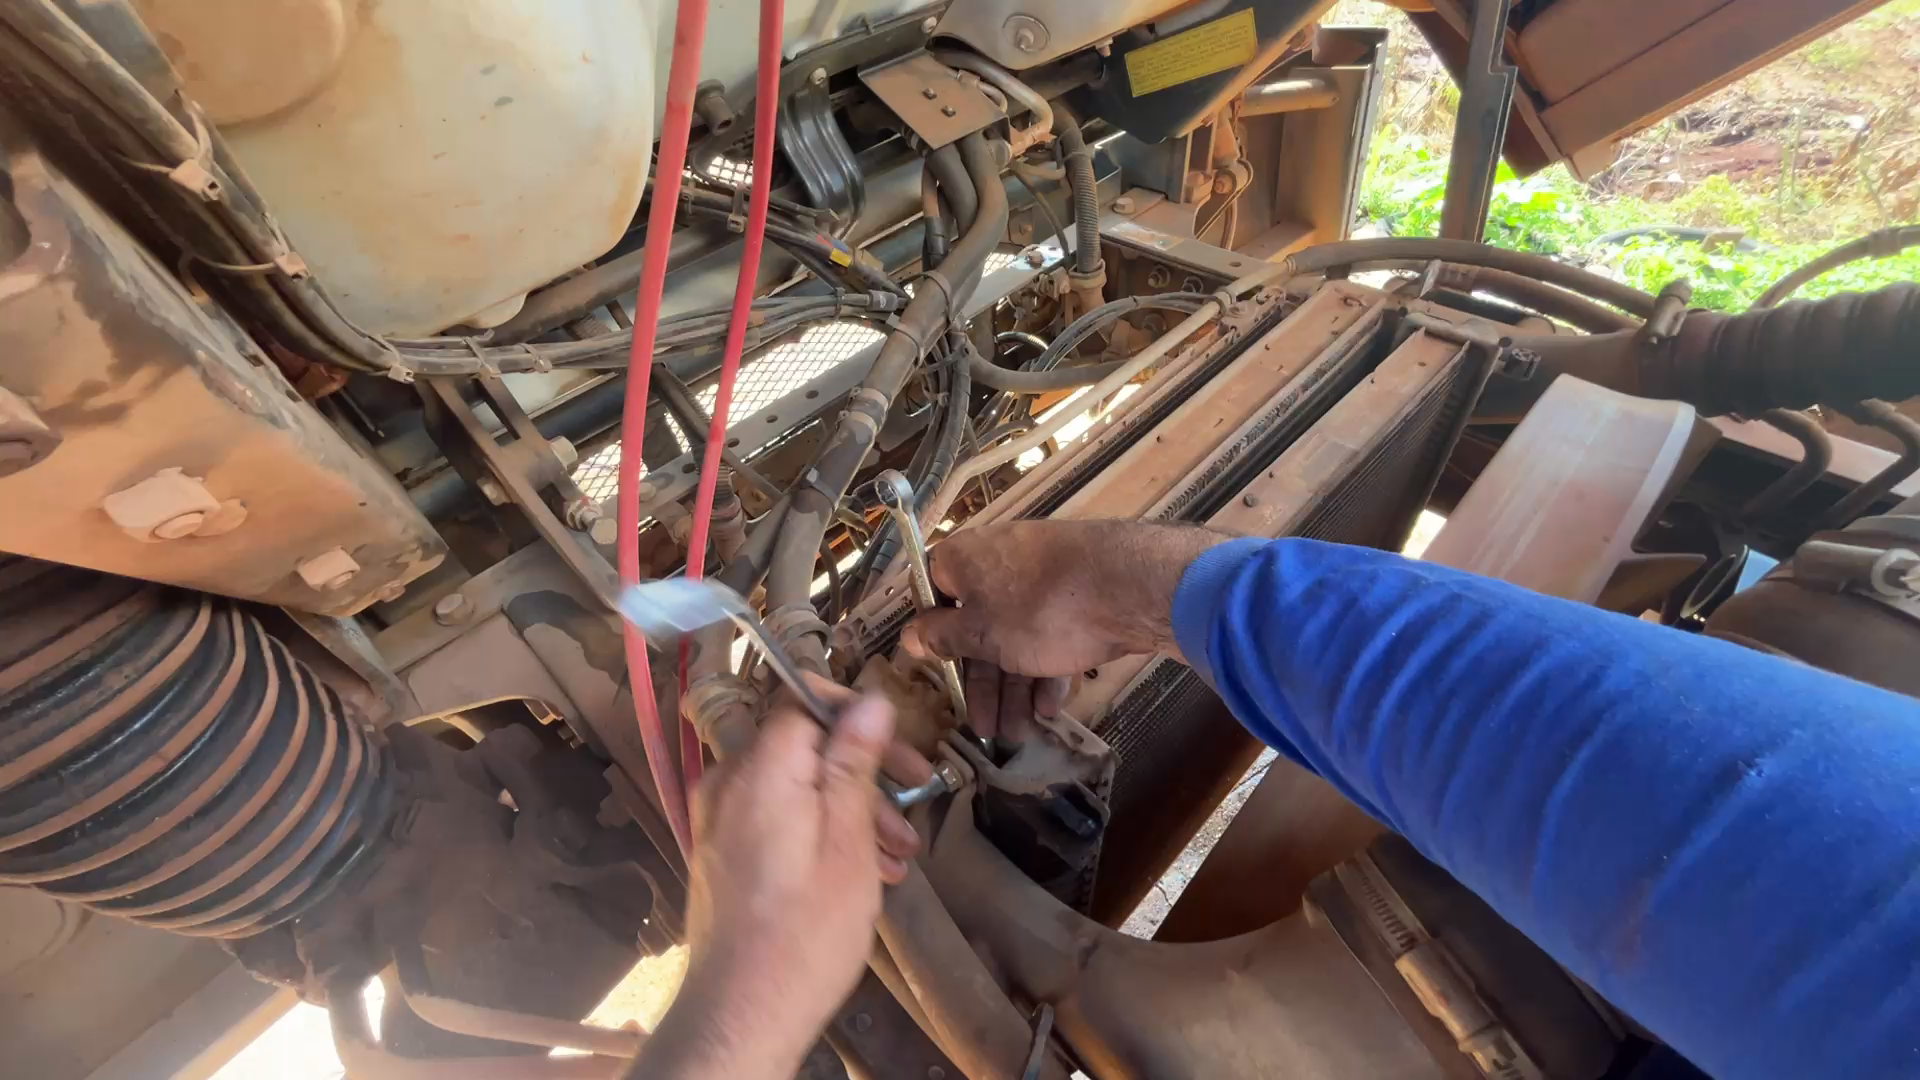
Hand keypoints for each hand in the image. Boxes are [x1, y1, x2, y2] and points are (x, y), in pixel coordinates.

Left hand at [635, 690, 916, 1079]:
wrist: (738, 1021)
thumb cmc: (806, 931)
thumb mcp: (848, 839)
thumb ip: (854, 761)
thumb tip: (872, 699)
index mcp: (760, 769)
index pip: (802, 697)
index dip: (853, 708)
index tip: (895, 742)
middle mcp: (730, 781)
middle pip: (805, 741)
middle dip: (865, 764)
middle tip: (917, 792)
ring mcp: (720, 816)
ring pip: (796, 780)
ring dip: (851, 802)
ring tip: (899, 850)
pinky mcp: (723, 848)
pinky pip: (777, 811)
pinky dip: (820, 824)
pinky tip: (863, 865)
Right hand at [900, 519, 1227, 739]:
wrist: (1127, 586)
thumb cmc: (1036, 610)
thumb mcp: (980, 633)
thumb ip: (941, 637)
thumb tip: (907, 635)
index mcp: (964, 558)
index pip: (932, 589)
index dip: (931, 633)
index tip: (937, 670)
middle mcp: (999, 560)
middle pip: (977, 623)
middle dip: (981, 680)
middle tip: (985, 726)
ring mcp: (1042, 575)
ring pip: (1015, 633)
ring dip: (1013, 685)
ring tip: (1019, 733)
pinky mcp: (1078, 592)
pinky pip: (1050, 630)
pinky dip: (1046, 667)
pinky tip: (1050, 707)